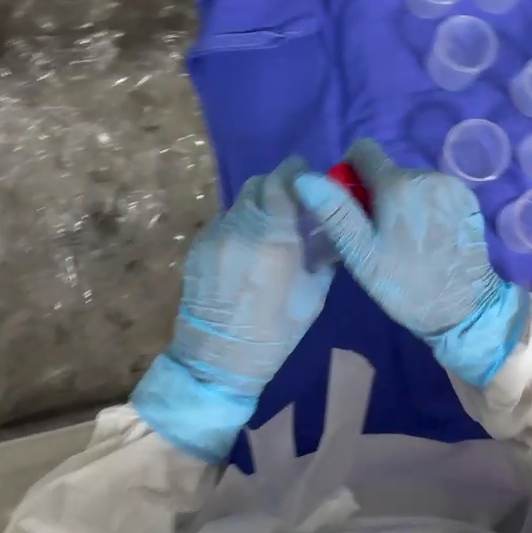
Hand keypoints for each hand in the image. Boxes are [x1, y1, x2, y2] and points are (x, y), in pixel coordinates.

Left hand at [131, 156, 331, 460]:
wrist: (215, 360)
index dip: (298, 172)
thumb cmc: (274, 333)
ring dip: (259, 206)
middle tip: (294, 205)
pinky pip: (225, 221)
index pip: (283, 179)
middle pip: (260, 184)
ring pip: (241, 202)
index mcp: (275, 238)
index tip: (309, 179)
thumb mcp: (314, 295)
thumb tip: (332, 223)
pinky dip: (241, 225)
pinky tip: (248, 249)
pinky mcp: (199, 245)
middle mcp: (242, 227)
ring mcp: (216, 234)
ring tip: (271, 230)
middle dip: (279, 187)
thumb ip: (324, 252)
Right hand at [292, 139, 526, 386]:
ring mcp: (452, 185)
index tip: (352, 204)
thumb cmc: (407, 285)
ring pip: (411, 181)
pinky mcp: (468, 198)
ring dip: (402, 200)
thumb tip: (305, 177)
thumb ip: (335, 212)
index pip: (363, 150)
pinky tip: (428, 236)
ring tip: (405, 238)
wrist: (465, 309)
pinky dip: (425, 205)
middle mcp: (427, 174)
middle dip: (377, 193)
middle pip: (388, 170)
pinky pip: (434, 190)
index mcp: (398, 184)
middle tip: (378, 234)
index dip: (350, 172)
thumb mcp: (362, 255)